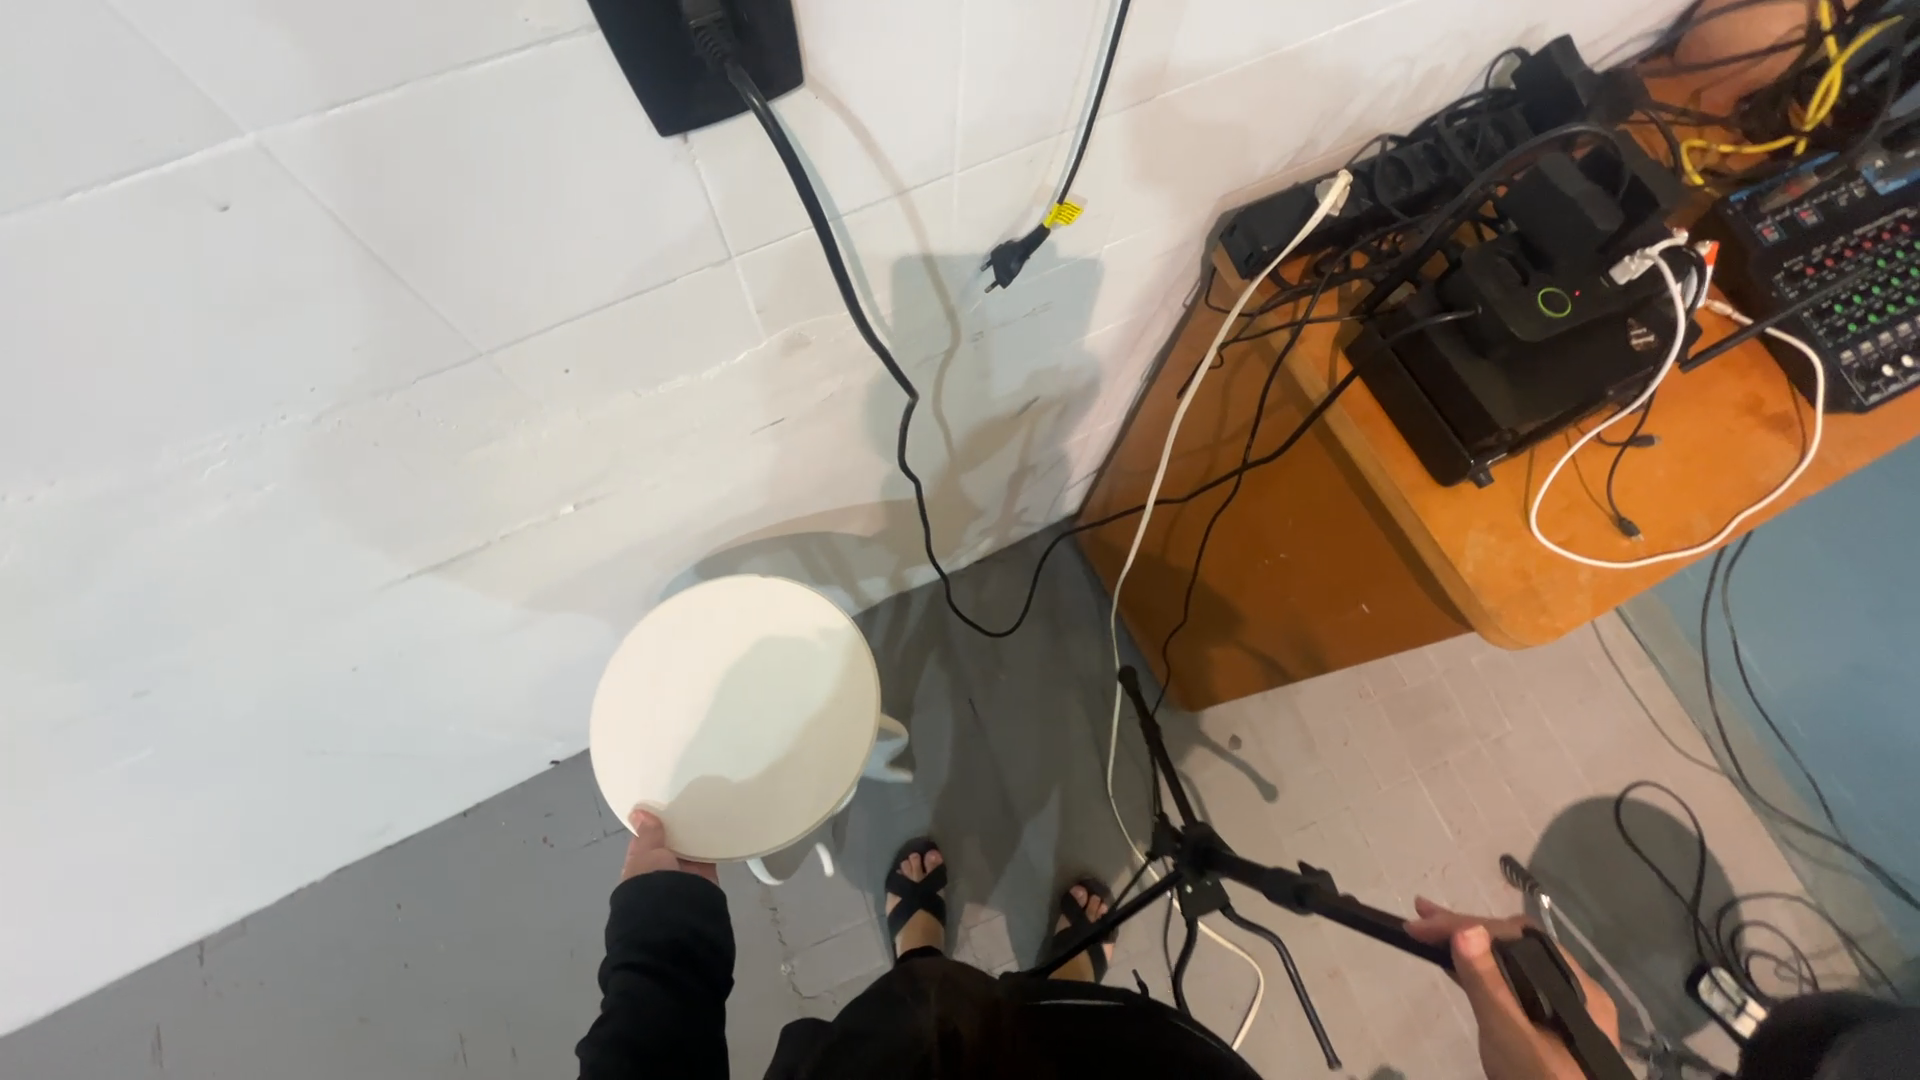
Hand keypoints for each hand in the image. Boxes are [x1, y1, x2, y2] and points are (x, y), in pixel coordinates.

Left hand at [621, 808, 717, 884]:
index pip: (644, 842)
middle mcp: (660, 872)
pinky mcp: (704, 876)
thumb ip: (647, 834)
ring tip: (703, 805)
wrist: (675, 911)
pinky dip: (712, 842)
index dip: (650, 824)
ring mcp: (682, 874)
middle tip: (684, 800)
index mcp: (639, 869)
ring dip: (694, 834)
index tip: (659, 803)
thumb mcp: (645, 854)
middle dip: (675, 828)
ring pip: (689, 849)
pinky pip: (708, 854)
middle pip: (669, 844)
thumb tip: (637, 812)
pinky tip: (718, 822)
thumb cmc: (651, 881)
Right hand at [1406, 897, 1618, 1079]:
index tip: (1419, 926)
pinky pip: (1511, 982)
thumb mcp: (1510, 1036)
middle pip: (1514, 943)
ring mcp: (1561, 1008)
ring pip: (1511, 960)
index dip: (1462, 925)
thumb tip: (1466, 930)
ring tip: (1429, 931)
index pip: (1511, 936)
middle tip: (1420, 914)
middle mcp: (1573, 990)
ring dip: (1470, 943)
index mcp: (1575, 987)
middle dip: (1464, 927)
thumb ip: (1489, 984)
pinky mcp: (1547, 1026)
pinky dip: (1480, 968)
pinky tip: (1456, 965)